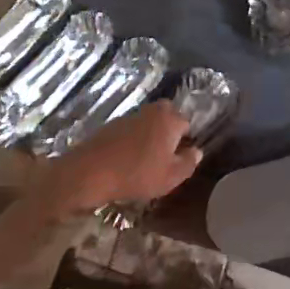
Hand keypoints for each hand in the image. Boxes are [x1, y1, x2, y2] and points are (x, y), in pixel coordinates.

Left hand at [39, 102, 201, 213]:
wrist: (91, 171)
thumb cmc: (137, 174)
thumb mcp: (171, 177)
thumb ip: (188, 162)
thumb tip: (197, 151)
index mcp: (169, 120)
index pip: (186, 122)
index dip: (187, 139)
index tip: (182, 155)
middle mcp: (151, 112)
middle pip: (167, 114)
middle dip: (170, 128)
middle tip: (167, 151)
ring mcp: (129, 116)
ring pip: (148, 120)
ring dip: (151, 132)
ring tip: (148, 156)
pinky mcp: (112, 124)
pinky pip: (131, 127)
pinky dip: (134, 137)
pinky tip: (129, 156)